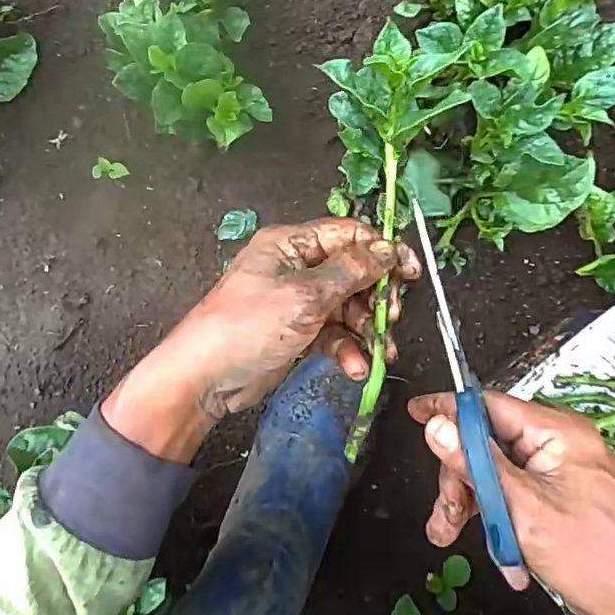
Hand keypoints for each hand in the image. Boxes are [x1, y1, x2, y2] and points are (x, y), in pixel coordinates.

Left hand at [103, 217, 420, 461]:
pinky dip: (348, 348)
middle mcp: (298, 267)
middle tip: (388, 317)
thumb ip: (351, 271)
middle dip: (375, 296)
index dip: (382, 251)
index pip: (348, 235)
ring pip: (349, 306)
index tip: (409, 273)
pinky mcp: (300, 331)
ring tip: (379, 350)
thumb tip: (387, 250)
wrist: (204, 379)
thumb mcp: (305, 295)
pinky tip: (357, 366)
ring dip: (366, 329)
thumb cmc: (249, 325)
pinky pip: (335, 332)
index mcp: (293, 244)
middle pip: (354, 272)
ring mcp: (299, 300)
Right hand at [408, 390, 614, 614]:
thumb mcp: (525, 509)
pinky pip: (516, 496)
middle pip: (488, 444)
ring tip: (455, 537)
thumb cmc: (597, 558)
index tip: (415, 413)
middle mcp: (557, 444)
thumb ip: (477, 465)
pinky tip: (505, 558)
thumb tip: (437, 425)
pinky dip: (502, 522)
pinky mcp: (560, 498)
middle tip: (446, 516)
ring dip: (476, 507)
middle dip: (461, 479)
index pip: (489, 405)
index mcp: (556, 432)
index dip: (449, 410)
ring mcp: (559, 472)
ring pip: (497, 473)